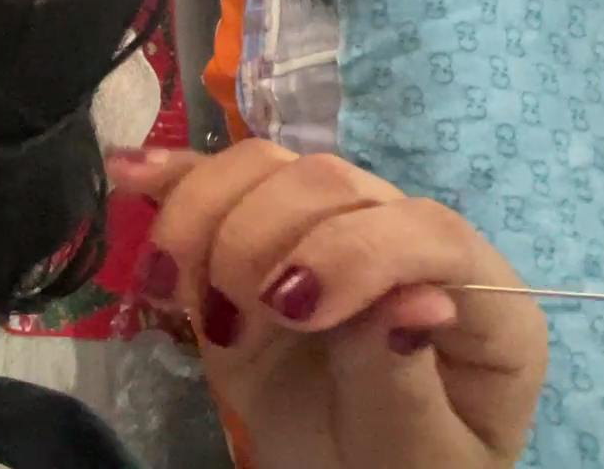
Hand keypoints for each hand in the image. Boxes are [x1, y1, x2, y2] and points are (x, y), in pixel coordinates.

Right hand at [112, 142, 547, 468]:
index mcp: (476, 295)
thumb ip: (406, 381)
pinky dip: (163, 175)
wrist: (328, 466)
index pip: (424, 230)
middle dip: (255, 240)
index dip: (351, 253)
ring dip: (198, 216)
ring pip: (255, 165)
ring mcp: (316, 217)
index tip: (289, 312)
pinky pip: (204, 174)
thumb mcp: (413, 458)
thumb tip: (416, 302)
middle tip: (222, 321)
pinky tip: (127, 174)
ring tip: (170, 287)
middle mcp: (395, 233)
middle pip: (323, 180)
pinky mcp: (247, 217)